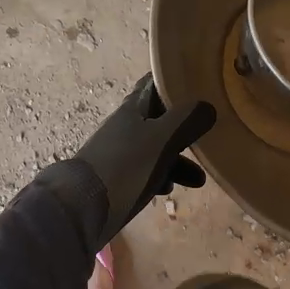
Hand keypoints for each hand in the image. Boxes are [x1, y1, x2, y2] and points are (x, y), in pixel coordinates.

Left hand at [72, 74, 215, 249]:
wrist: (81, 207)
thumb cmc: (125, 166)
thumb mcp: (161, 140)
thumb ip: (186, 121)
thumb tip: (208, 105)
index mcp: (134, 107)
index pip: (155, 83)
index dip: (175, 81)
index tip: (200, 84)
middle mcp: (126, 124)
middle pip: (159, 118)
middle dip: (184, 128)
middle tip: (206, 137)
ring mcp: (119, 151)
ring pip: (155, 147)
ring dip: (177, 159)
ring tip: (199, 179)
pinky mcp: (116, 177)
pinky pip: (144, 170)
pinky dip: (160, 175)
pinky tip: (170, 189)